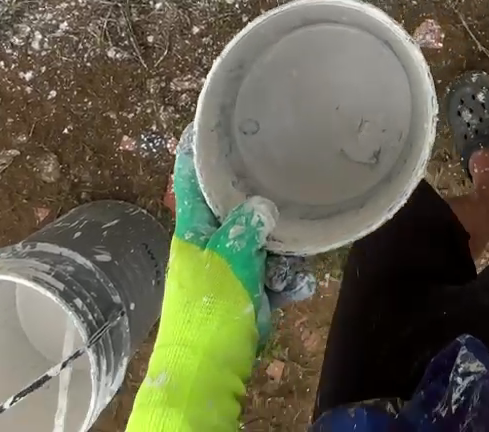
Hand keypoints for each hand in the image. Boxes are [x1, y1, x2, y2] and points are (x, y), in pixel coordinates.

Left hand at [127, 126, 277, 431]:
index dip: (196, 144)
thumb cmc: (210, 312)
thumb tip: (263, 205)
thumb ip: (246, 227)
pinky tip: (296, 284)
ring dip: (283, 243)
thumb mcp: (229, 261)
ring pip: (262, 233)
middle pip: (234, 199)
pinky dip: (287, 276)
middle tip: (285, 165)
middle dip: (260, 192)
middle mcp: (211, 238)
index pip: (189, 174)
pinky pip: (274, 267)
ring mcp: (229, 263)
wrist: (210, 372)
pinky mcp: (248, 286)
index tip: (211, 116)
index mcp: (194, 227)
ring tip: (299, 244)